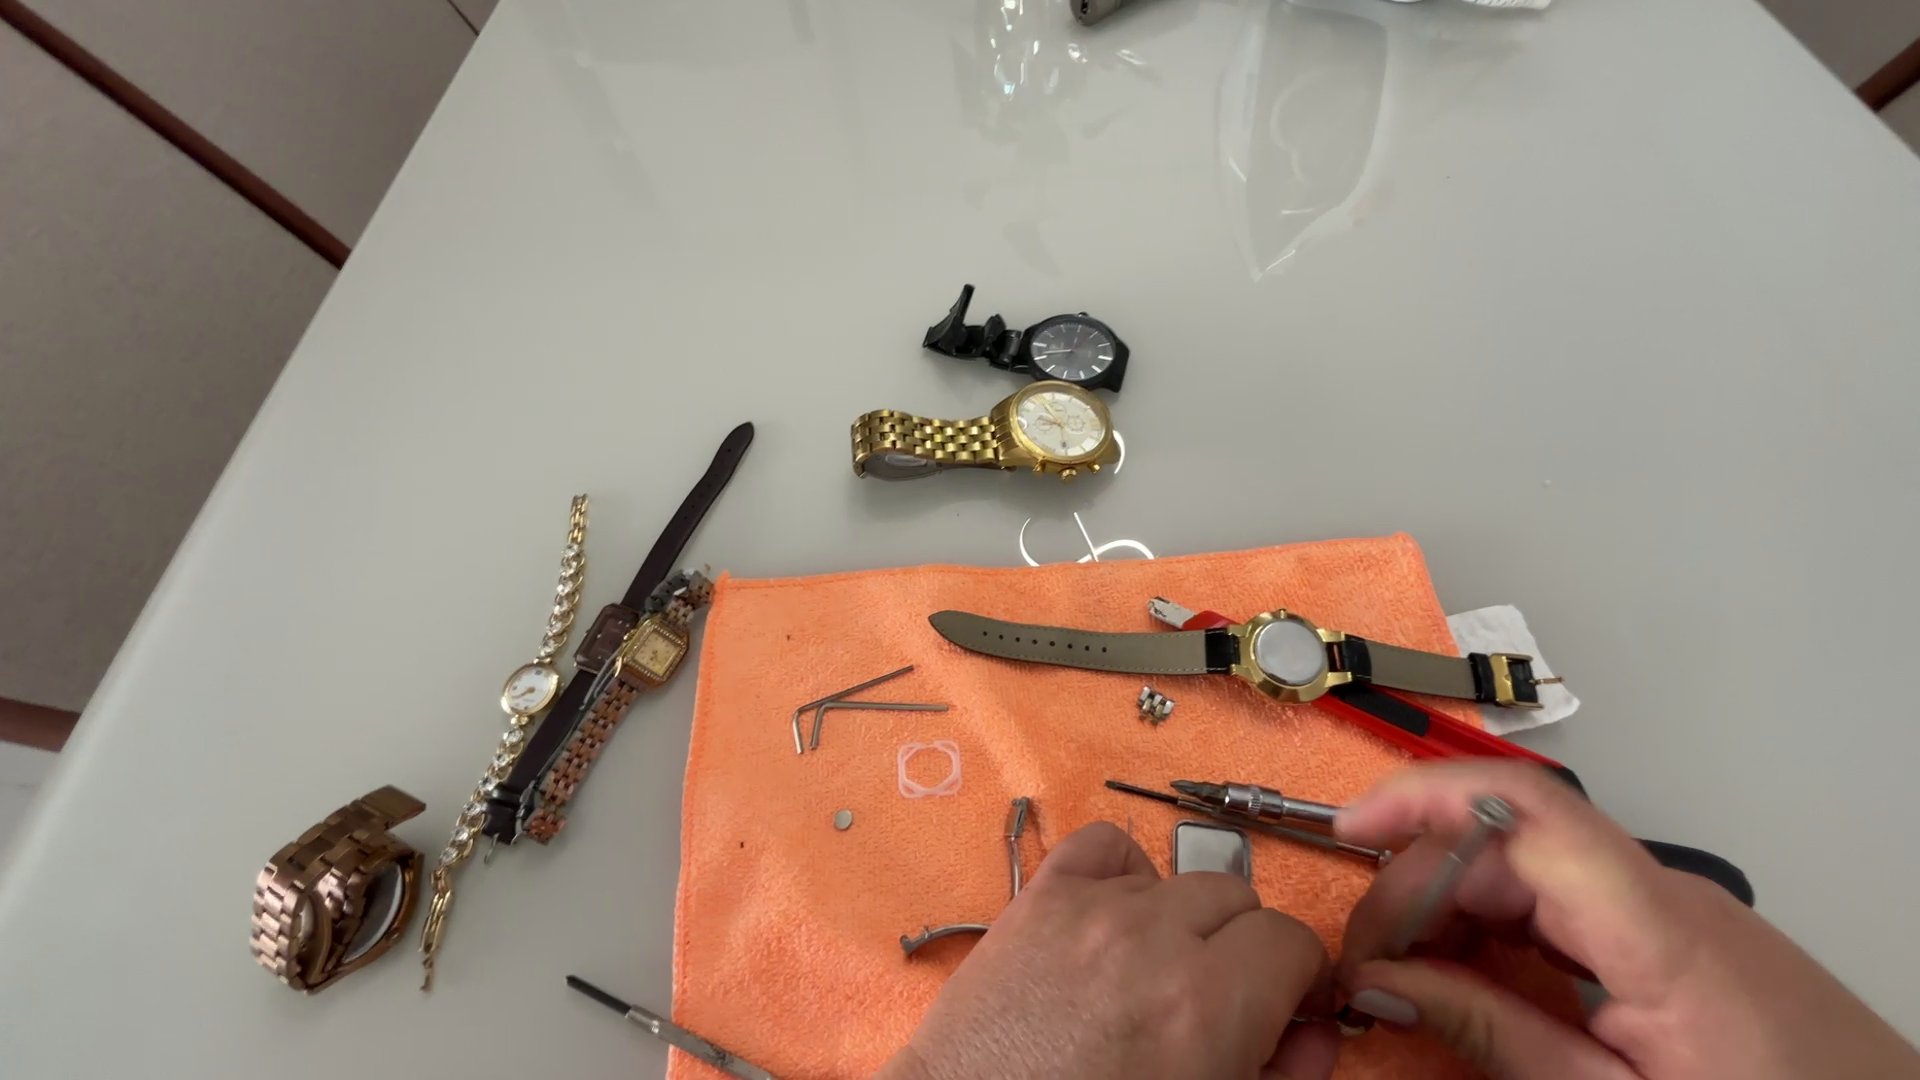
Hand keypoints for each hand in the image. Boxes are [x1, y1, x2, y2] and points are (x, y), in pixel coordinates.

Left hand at [877, 822, 1338, 1079]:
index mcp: (1204, 1004)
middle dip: (1243, 947)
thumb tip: (1316, 1026)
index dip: (1298, 976)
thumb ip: (1284, 1074)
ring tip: (1153, 970)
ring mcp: (1088, 905)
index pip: (1290, 939)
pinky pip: (1103, 844)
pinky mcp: (1039, 894)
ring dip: (1183, 918)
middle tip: (1218, 1000)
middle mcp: (1149, 936)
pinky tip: (1113, 915)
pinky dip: (1122, 870)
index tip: (1285, 1006)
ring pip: (1177, 876)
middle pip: (1237, 898)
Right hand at [1334, 761, 1919, 1079]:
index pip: (1524, 806)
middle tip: (1369, 964)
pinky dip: (1492, 929)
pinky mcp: (1668, 932)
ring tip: (1409, 978)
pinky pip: (1554, 903)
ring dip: (1446, 911)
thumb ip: (1491, 1033)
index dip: (1421, 794)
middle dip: (1415, 887)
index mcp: (1663, 933)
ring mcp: (1668, 909)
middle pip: (1499, 844)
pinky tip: (1466, 977)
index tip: (1347, 828)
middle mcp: (1661, 895)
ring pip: (1518, 870)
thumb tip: (1378, 981)